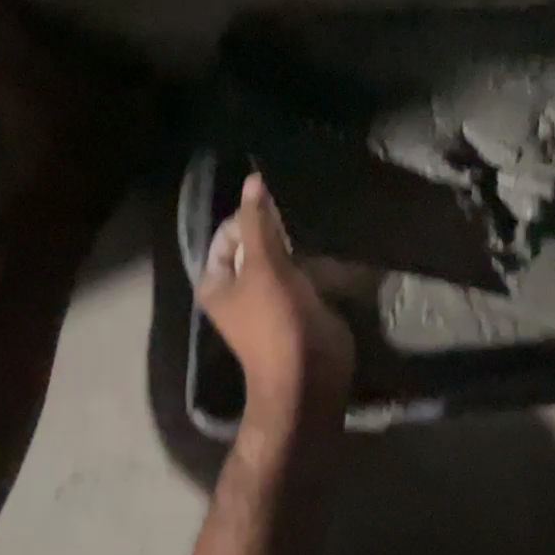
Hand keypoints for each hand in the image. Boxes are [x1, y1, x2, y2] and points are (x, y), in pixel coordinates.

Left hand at [196, 174, 355, 411]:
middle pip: (258, 244)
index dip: (250, 214)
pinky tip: (336, 247)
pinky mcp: (303, 306)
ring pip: (287, 258)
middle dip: (280, 228)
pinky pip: (308, 275)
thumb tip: (253, 180)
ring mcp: (273, 298)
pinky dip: (320, 262)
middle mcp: (241, 288)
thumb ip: (258, 223)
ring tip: (322, 222)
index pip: (229, 233)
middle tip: (304, 207)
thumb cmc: (275, 322)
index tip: (279, 199)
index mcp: (218, 281)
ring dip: (303, 244)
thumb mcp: (262, 268)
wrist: (309, 375)